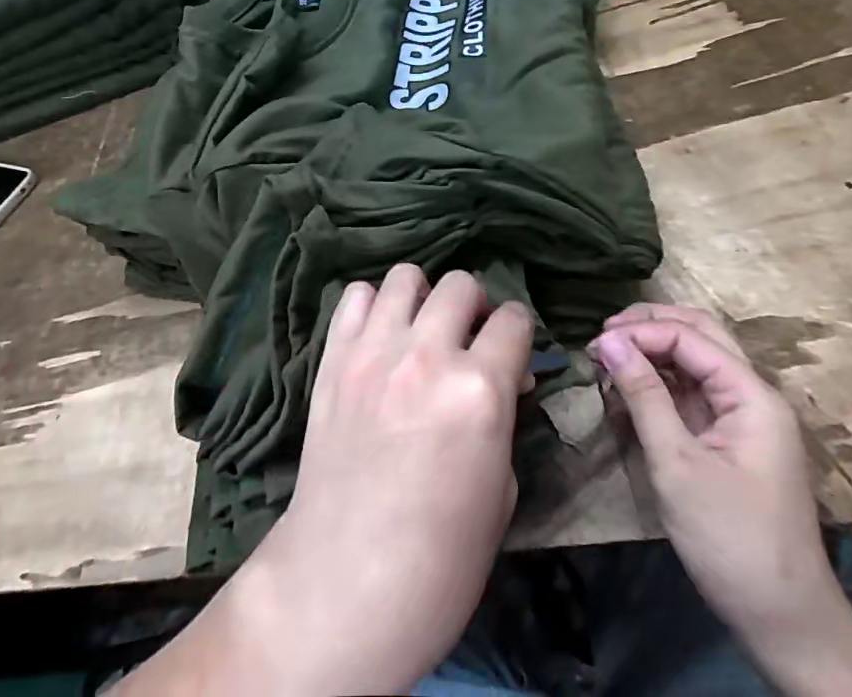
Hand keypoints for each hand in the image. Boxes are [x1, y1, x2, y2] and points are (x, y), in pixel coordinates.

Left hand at [116, 265, 531, 696]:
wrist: (348, 575)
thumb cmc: (443, 555)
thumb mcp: (502, 487)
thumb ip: (501, 417)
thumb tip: (501, 381)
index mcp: (481, 389)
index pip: (514, 320)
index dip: (520, 334)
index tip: (513, 352)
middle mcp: (426, 354)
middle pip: (460, 285)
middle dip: (475, 307)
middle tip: (469, 339)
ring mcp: (371, 351)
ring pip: (404, 277)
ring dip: (423, 297)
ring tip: (422, 329)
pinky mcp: (332, 359)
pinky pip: (353, 298)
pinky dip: (372, 306)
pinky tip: (379, 335)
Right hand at [593, 305, 851, 696]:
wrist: (780, 614)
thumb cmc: (728, 536)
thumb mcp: (677, 462)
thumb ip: (644, 395)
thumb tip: (607, 340)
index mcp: (752, 396)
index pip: (690, 337)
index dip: (639, 332)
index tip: (591, 345)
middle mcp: (753, 396)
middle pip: (701, 335)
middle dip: (649, 326)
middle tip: (600, 336)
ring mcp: (743, 417)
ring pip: (697, 359)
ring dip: (653, 349)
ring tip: (608, 358)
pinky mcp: (729, 438)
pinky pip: (692, 390)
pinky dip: (658, 380)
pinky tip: (628, 388)